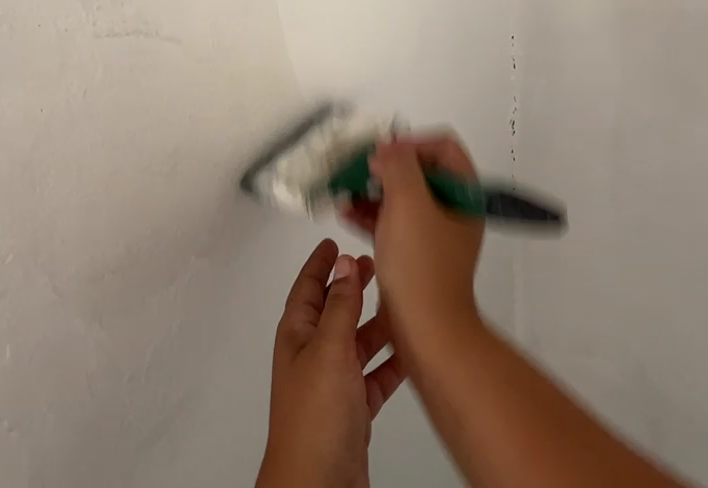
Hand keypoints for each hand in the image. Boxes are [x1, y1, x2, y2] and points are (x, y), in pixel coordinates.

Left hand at [257, 239, 405, 487]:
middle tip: (373, 265)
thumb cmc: (315, 415)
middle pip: (334, 310)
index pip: (308, 287)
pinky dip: (391, 361)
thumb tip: (344, 264)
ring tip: (399, 300)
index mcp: (298, 334)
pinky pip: (375, 376)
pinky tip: (410, 350)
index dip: (320, 263)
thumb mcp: (328, 349)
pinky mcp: (354, 409)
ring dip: (376, 321)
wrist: (318, 484)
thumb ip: (340, 306)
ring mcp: (333, 383)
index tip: (332, 243)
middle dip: (352, 286)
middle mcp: (313, 354)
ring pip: (358, 341)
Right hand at [340, 134, 485, 339]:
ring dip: (372, 190)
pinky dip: (371, 215)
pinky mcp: (415, 255)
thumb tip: (388, 147)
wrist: (426, 331)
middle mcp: (453, 211)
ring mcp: (434, 235)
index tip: (381, 153)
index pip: (443, 147)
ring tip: (344, 190)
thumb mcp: (408, 203)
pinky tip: (346, 213)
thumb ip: (399, 165)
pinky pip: (393, 224)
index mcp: (464, 195)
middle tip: (358, 169)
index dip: (411, 142)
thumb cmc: (420, 263)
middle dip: (385, 167)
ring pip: (402, 198)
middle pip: (420, 171)